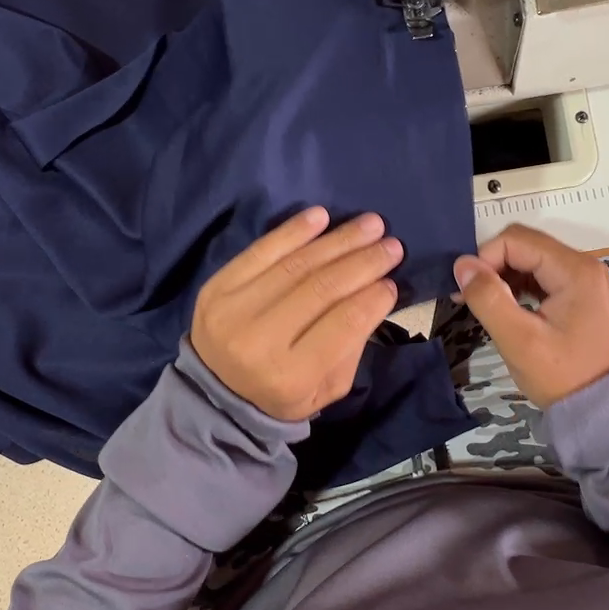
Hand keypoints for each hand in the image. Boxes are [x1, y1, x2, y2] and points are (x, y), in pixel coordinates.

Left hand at [191, 207, 402, 421]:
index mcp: (291, 376)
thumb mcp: (326, 389)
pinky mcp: (217, 287)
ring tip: (371, 224)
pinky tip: (322, 216)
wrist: (215, 393)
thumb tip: (376, 291)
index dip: (374, 297)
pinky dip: (294, 230)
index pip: (343, 324)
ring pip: (296, 264)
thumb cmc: (282, 392)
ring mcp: (233, 310)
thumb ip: (352, 345)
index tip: (394, 281)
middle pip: (322, 288)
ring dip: (338, 240)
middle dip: (364, 262)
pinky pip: (261, 250)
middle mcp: (259, 341)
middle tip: (392, 246)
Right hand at [452, 224, 608, 407]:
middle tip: (469, 296)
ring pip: (528, 257)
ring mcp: (580, 276)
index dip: (485, 258)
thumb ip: (488, 298)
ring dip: (501, 274)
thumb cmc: (560, 375)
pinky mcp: (575, 290)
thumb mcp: (519, 340)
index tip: (465, 290)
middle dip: (492, 265)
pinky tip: (502, 306)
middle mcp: (581, 264)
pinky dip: (515, 284)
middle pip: (523, 244)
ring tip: (482, 303)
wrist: (596, 407)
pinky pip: (537, 273)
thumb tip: (461, 264)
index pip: (516, 241)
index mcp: (574, 270)